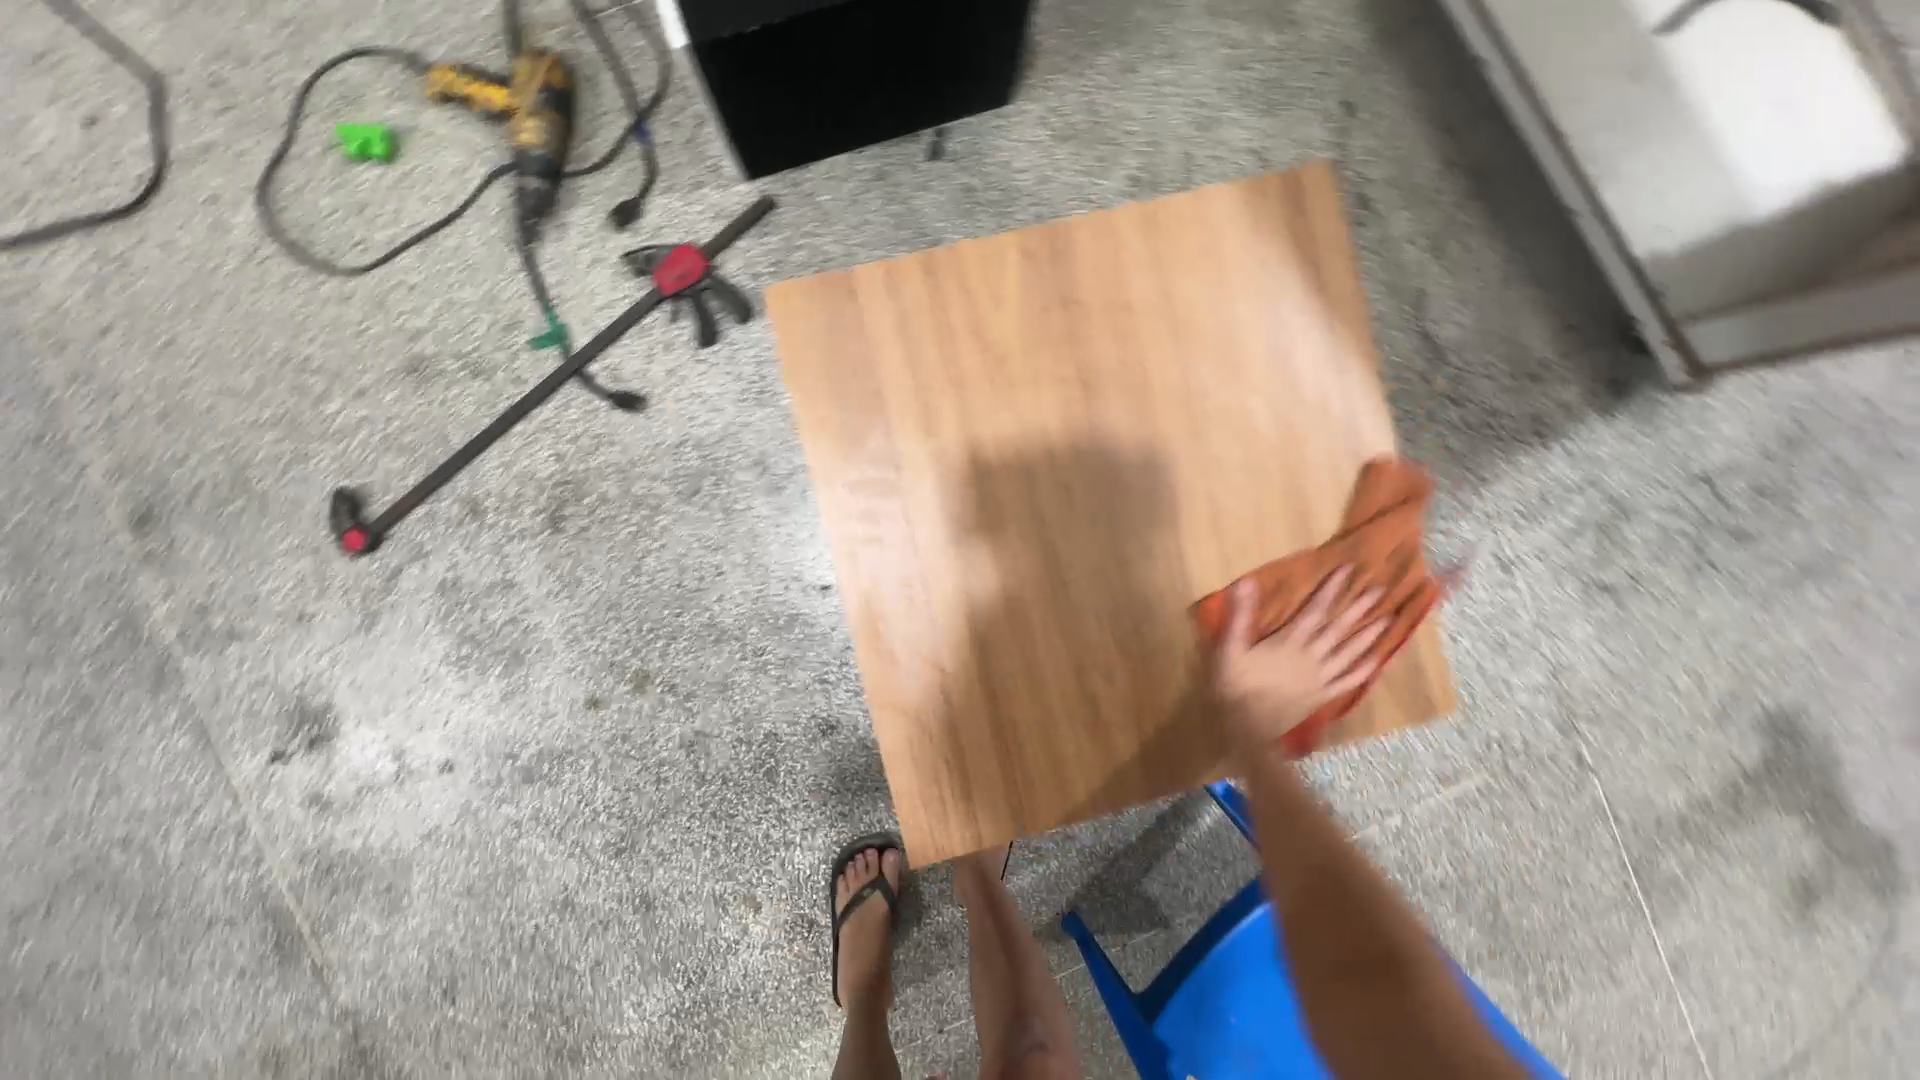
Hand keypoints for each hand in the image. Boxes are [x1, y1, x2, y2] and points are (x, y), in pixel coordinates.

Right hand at [1211, 567, 1388, 753]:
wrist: (1247, 729)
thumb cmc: (1235, 686)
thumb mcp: (1231, 648)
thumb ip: (1241, 616)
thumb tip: (1248, 582)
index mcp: (1289, 642)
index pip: (1315, 610)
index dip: (1331, 590)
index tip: (1348, 570)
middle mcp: (1311, 657)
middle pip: (1338, 628)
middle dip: (1358, 607)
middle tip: (1379, 590)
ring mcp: (1321, 678)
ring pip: (1349, 653)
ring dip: (1368, 635)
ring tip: (1387, 619)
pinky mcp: (1323, 696)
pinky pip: (1348, 681)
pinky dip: (1363, 670)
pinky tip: (1377, 661)